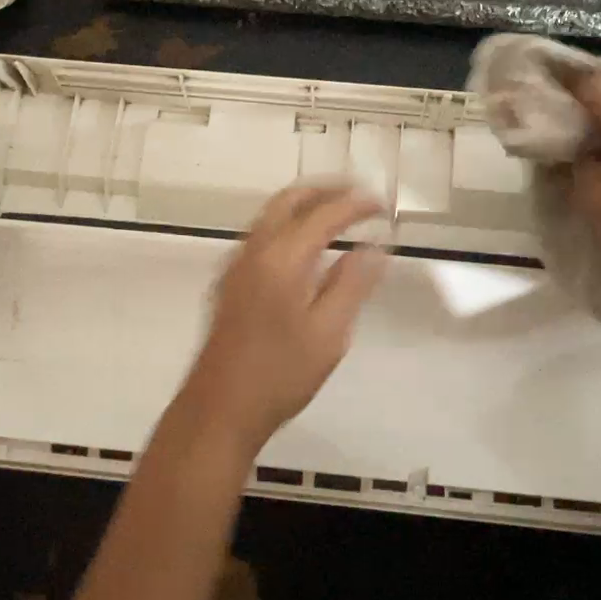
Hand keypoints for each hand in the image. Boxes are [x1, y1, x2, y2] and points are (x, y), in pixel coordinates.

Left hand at [181, 184, 389, 451]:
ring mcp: (235, 265)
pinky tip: (306, 247)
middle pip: (290, 199)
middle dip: (326, 190)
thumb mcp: (329, 334)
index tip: (382, 204)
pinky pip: (261, 233)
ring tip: (338, 213)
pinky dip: (288, 223)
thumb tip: (375, 247)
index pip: (324, 214)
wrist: (218, 409)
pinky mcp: (228, 281)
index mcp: (281, 259)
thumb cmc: (279, 375)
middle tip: (358, 194)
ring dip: (305, 204)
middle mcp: (253, 251)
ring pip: (271, 214)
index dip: (356, 204)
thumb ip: (352, 284)